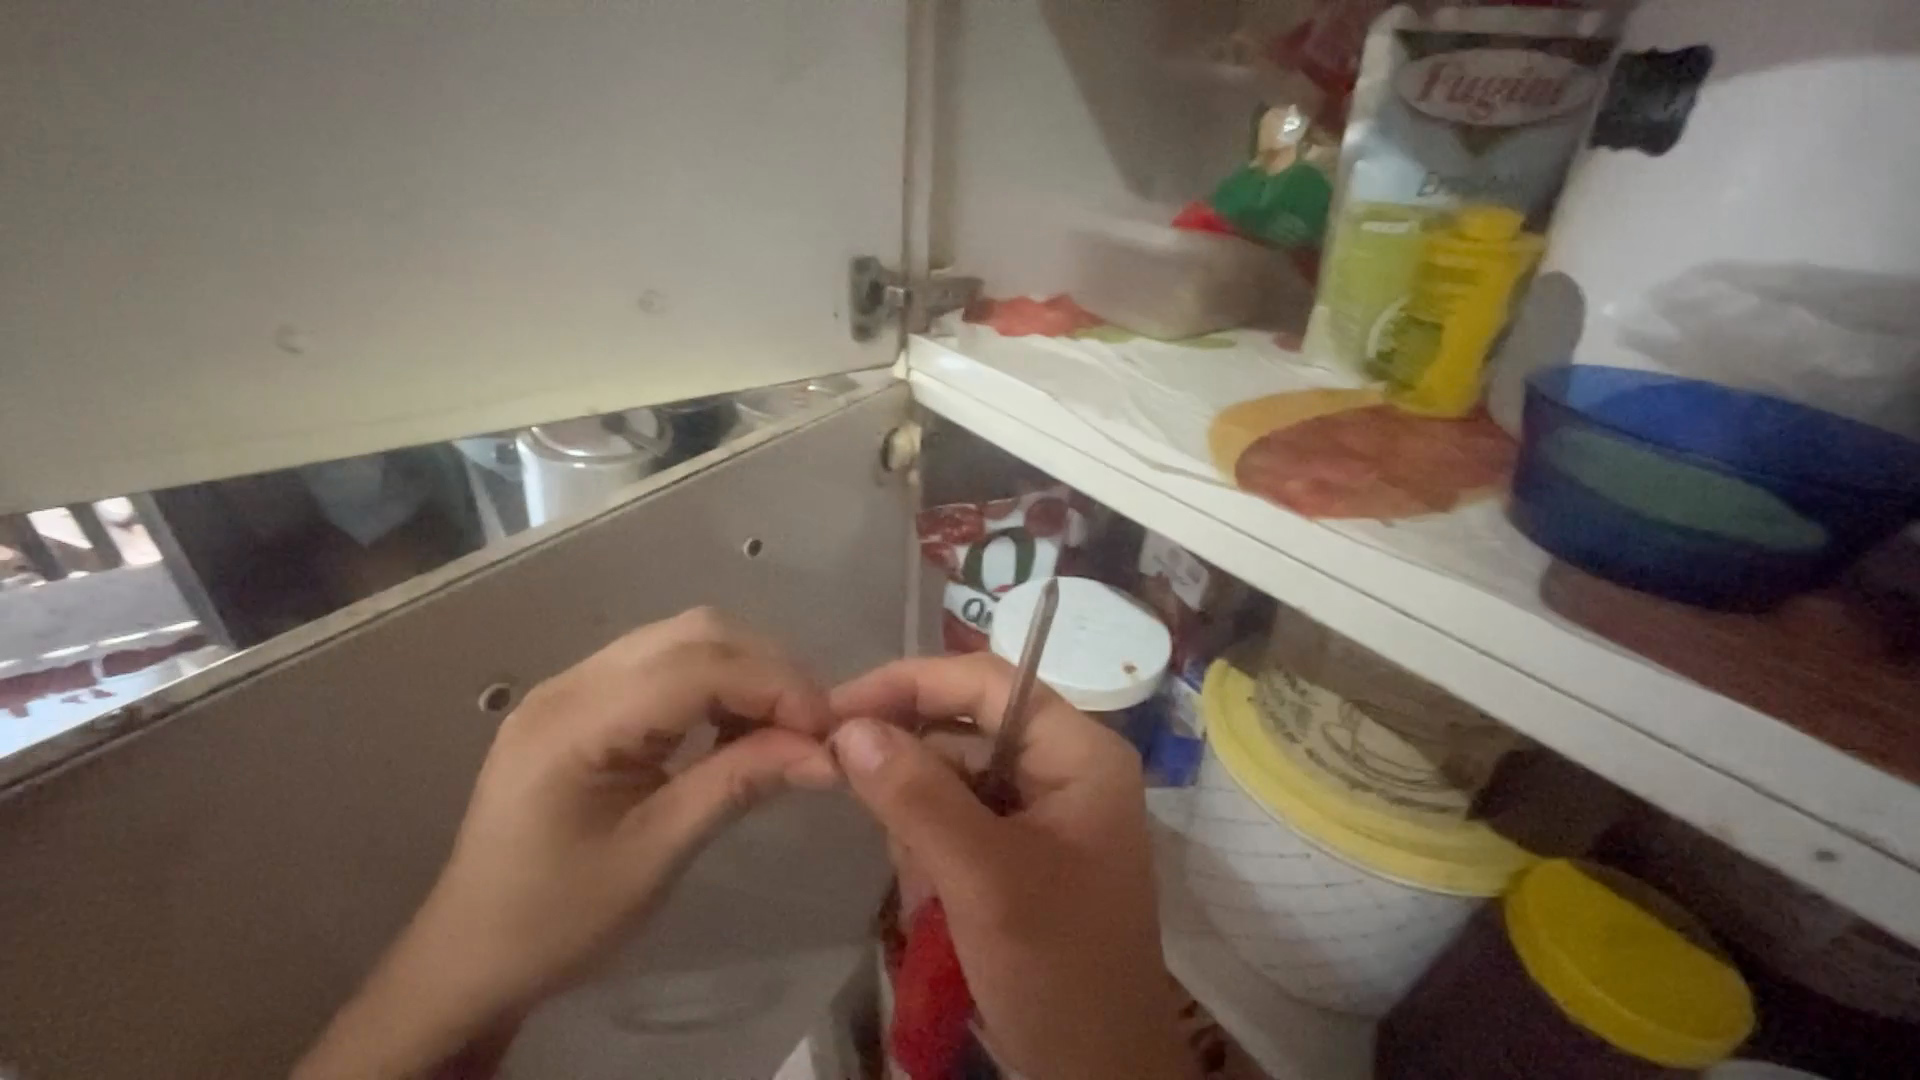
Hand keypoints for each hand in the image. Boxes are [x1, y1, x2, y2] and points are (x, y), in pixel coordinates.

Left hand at [294, 608, 839, 1079]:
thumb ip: (739, 784)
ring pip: (685, 637)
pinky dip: (719, 681)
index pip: (697, 667)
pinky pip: (667, 662)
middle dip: (769, 668)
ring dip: (748, 669)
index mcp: (575, 723)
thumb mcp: (658, 854)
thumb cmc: (558, 918)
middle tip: (815, 725)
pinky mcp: (584, 697)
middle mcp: (571, 682)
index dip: (776, 685)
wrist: (470, 954)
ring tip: (786, 724)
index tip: (830, 728)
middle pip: (695, 633)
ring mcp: (573, 684)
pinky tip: (737, 722)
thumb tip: (827, 753)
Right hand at [831, 653, 1198, 1079]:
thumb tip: (847, 727)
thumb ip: (916, 796)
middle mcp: (1065, 764)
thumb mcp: (982, 878)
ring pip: (955, 772)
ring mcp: (1046, 807)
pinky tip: (931, 891)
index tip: (836, 709)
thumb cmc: (1057, 970)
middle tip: (842, 781)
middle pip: (967, 724)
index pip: (986, 682)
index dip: (909, 683)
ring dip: (919, 814)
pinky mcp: (1024, 846)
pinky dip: (931, 843)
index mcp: (1079, 750)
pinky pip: (960, 816)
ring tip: (923, 877)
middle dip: (910, 760)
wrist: (1099, 1076)